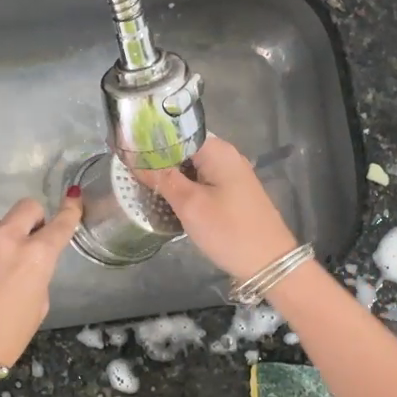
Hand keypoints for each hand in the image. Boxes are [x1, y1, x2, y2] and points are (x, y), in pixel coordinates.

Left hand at [0, 193, 82, 366]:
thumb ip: (36, 273)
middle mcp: (4, 238)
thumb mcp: (36, 308)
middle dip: (28, 220)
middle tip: (21, 240)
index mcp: (35, 257)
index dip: (69, 211)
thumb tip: (28, 259)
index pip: (60, 224)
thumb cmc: (2, 340)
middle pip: (26, 207)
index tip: (71, 200)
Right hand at [135, 135, 298, 278]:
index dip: (150, 141)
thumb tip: (135, 159)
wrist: (270, 263)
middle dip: (159, 161)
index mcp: (217, 150)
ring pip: (192, 168)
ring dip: (171, 177)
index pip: (176, 133)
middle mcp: (227, 156)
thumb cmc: (228, 230)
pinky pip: (203, 182)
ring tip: (144, 187)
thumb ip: (162, 179)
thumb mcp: (190, 205)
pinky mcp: (233, 193)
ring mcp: (232, 175)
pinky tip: (170, 200)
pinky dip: (186, 188)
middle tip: (131, 174)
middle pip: (184, 149)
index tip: (126, 153)